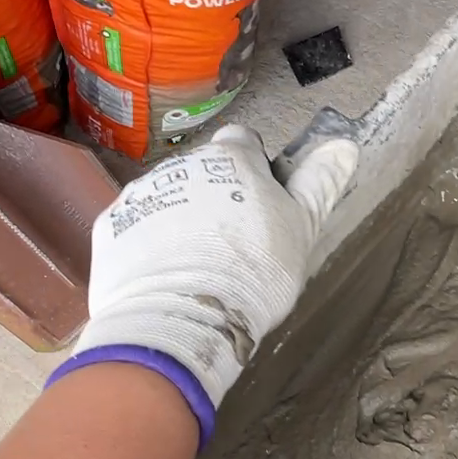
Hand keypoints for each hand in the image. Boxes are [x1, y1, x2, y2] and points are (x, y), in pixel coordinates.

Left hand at [60, 124, 358, 441]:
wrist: (184, 316)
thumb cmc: (255, 268)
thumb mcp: (302, 227)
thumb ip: (320, 183)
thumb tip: (345, 144)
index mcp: (233, 157)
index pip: (244, 141)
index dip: (254, 168)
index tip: (261, 202)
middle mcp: (183, 163)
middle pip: (204, 170)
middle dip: (215, 194)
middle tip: (234, 242)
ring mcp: (141, 192)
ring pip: (169, 196)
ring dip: (182, 217)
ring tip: (199, 264)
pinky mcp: (112, 226)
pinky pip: (137, 226)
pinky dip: (151, 243)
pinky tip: (168, 275)